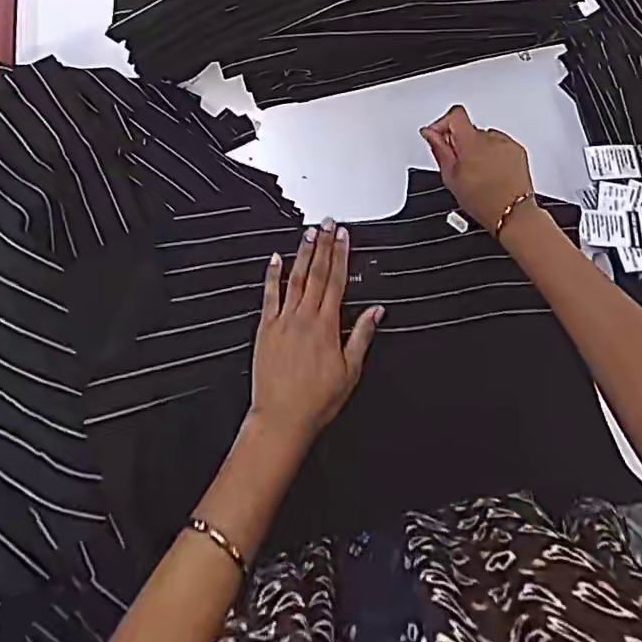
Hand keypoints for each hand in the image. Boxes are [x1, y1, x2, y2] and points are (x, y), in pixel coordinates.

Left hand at [248, 219, 382, 446]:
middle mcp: (304, 318)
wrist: (282, 418)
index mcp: (327, 326)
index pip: (336, 280)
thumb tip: (375, 312)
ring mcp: (283, 320)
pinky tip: (275, 259)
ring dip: (302, 253)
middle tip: (327, 224)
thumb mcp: (350, 370)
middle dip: (323, 245)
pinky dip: (272, 275)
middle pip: (316, 272)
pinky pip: (269, 295)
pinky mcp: (266, 328)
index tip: (343, 236)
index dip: (340, 255)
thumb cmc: (316, 400)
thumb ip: (362, 335)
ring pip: (294, 278)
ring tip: (308, 233)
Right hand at [420, 105, 535, 230]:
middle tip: (457, 165)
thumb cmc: (482, 200)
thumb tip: (430, 133)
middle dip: (460, 143)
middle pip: (469, 129)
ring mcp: (506, 144)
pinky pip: (500, 145)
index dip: (443, 124)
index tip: (439, 137)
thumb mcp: (451, 176)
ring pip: (484, 138)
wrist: (512, 213)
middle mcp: (491, 138)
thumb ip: (439, 149)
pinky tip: (490, 173)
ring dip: (477, 149)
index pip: (455, 115)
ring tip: (476, 172)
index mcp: (471, 142)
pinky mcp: (518, 151)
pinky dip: (493, 154)